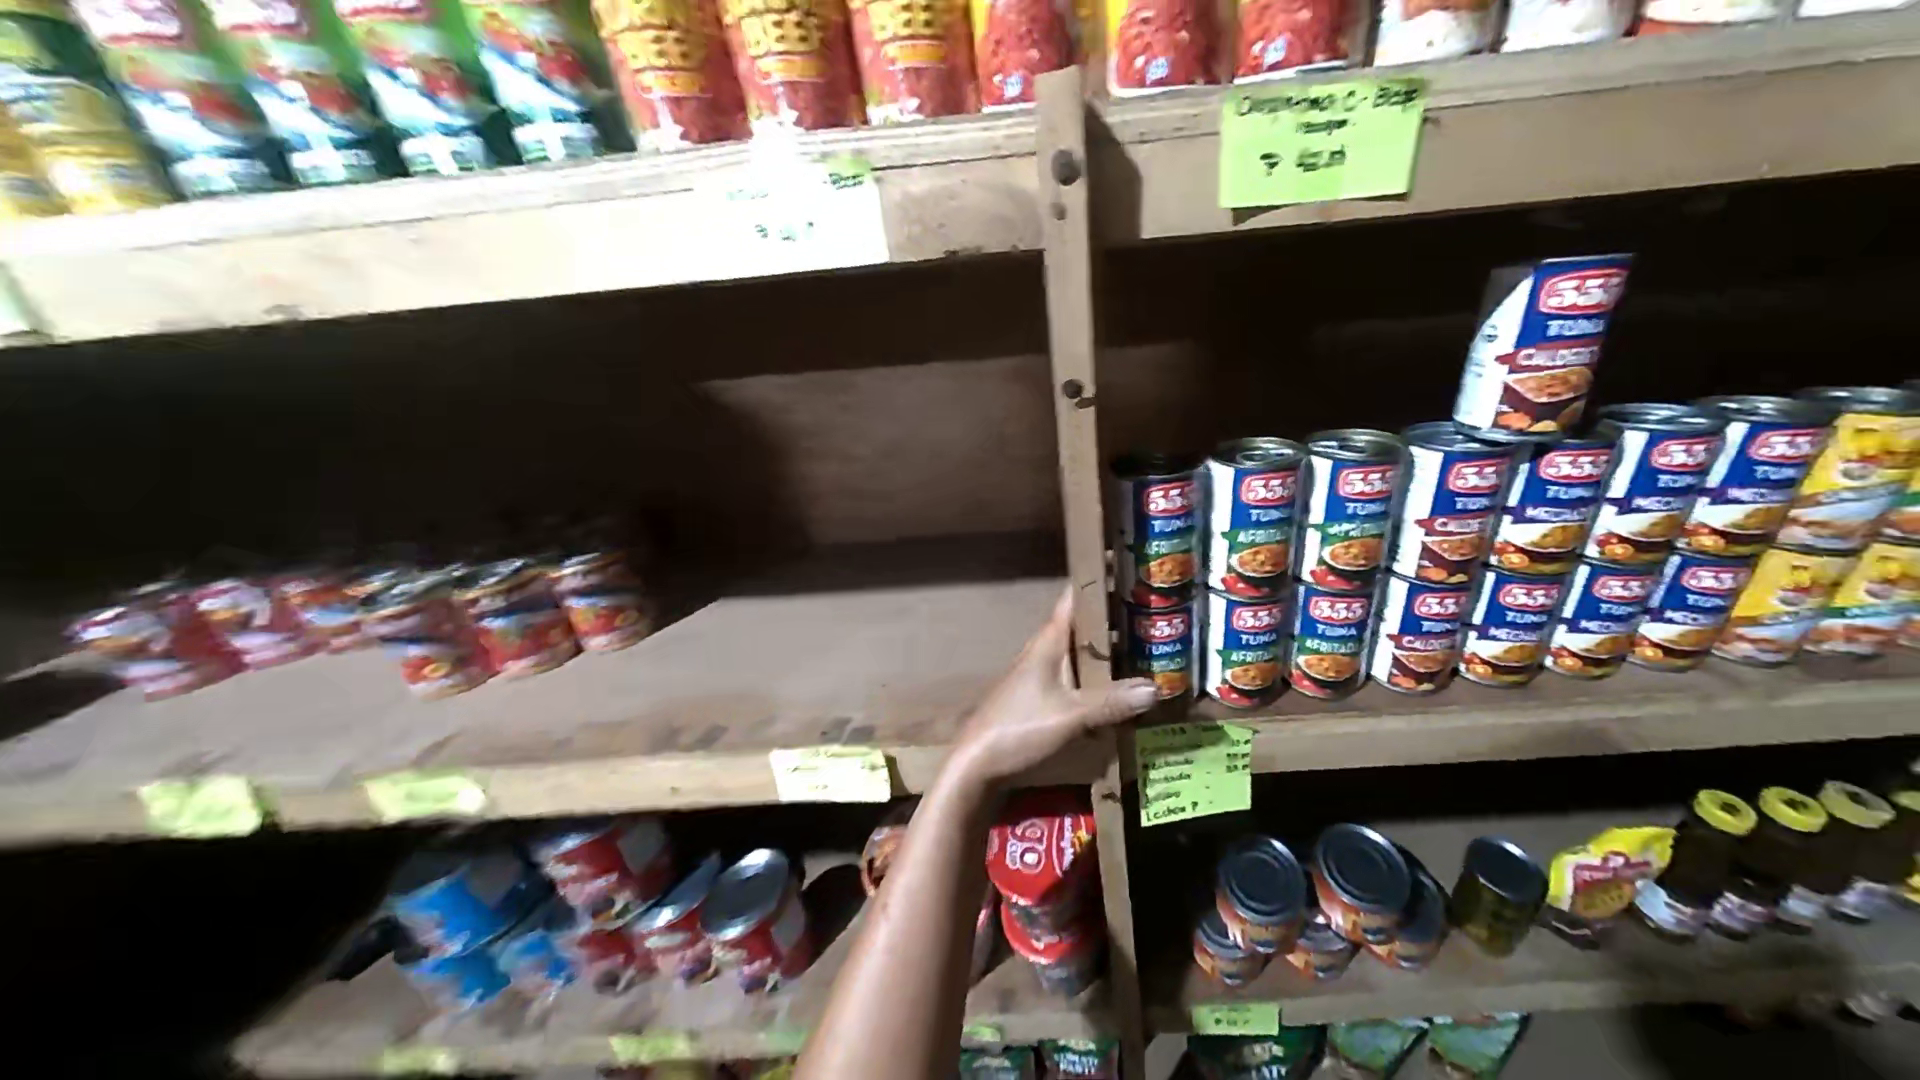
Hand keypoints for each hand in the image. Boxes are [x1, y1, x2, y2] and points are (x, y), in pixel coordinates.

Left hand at [948, 588, 1157, 788]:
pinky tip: (1120, 690)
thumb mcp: (1070, 715)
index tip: (1127, 564)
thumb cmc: (1018, 728)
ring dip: (1108, 651)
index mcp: (1048, 641)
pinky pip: (1076, 678)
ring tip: (1149, 647)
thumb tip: (1158, 688)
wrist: (976, 764)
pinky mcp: (1040, 697)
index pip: (1074, 597)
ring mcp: (1040, 674)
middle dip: (1115, 618)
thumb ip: (1112, 702)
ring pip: (1081, 653)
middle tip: (1155, 612)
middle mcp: (1044, 651)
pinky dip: (1099, 677)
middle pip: (1083, 625)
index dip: (1097, 579)